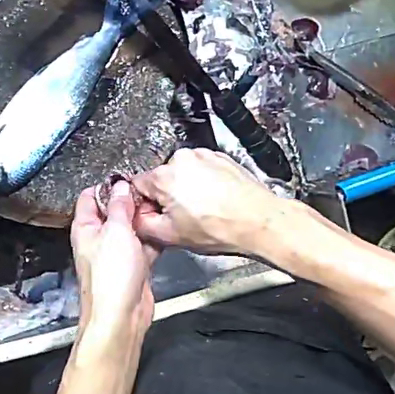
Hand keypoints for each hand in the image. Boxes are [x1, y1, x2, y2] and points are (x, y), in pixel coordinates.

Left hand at [70, 181, 157, 350]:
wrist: (120, 316)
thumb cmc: (110, 278)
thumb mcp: (116, 230)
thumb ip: (119, 206)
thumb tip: (120, 187)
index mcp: (85, 227)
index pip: (91, 196)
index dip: (108, 185)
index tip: (127, 179)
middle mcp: (98, 239)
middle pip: (113, 211)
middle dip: (131, 202)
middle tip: (148, 194)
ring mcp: (115, 253)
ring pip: (130, 228)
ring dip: (144, 221)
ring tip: (159, 210)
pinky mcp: (132, 266)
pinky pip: (143, 246)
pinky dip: (153, 240)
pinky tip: (164, 232)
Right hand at [128, 148, 289, 256]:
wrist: (259, 221)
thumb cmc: (222, 228)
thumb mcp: (170, 236)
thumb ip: (141, 224)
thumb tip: (135, 218)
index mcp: (163, 176)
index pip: (137, 185)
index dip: (144, 204)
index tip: (156, 215)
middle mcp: (181, 159)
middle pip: (160, 178)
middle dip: (167, 197)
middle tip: (183, 218)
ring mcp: (203, 156)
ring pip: (182, 174)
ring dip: (186, 189)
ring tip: (203, 210)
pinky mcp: (220, 158)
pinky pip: (201, 170)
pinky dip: (204, 184)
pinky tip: (215, 202)